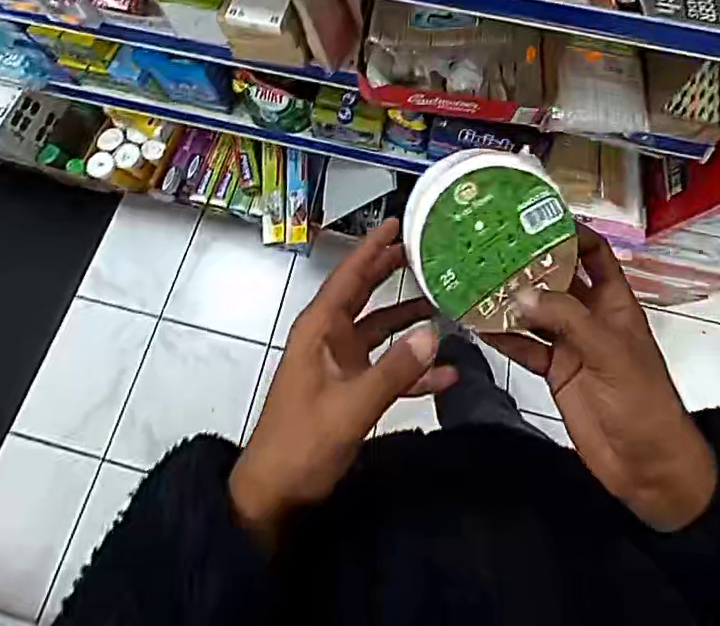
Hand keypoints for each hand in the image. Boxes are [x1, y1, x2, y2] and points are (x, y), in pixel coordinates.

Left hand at [230, 219, 454, 548]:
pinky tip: (445, 373)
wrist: (274, 497)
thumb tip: (433, 333)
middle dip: (393, 270)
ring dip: (410, 318)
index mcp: (320, 329)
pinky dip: (412, 366)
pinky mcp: (352, 386)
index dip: (372, 247)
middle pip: (366, 292)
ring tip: (445, 302)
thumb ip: (394, 370)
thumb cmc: (301, 444)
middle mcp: (330, 337)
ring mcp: (341, 361)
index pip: (349, 275)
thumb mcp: (351, 406)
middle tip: (426, 250)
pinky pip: (387, 365)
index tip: (396, 222)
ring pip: (382, 327)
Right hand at [483, 225, 715, 531]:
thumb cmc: (641, 400)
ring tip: (476, 281)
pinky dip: (505, 338)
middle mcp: (590, 315)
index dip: (572, 233)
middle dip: (530, 264)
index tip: (536, 219)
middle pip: (558, 279)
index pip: (594, 253)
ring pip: (537, 312)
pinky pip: (526, 347)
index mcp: (614, 300)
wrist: (647, 465)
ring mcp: (571, 343)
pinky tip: (479, 326)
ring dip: (511, 300)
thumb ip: (567, 319)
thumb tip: (521, 293)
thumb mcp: (609, 351)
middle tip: (492, 247)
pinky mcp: (556, 371)